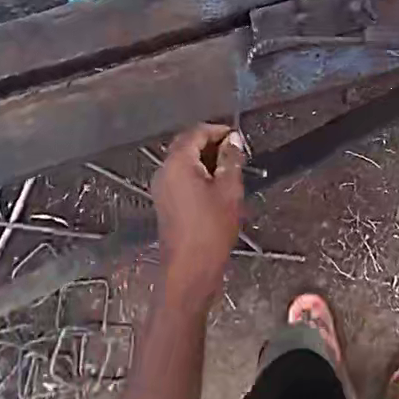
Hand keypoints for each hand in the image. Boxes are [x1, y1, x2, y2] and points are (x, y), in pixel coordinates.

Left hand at [149, 123, 247, 301]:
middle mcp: (164, 171)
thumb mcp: (229, 190)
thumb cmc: (212, 228)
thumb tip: (233, 139)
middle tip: (235, 151)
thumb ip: (231, 160)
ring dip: (205, 160)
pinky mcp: (164, 202)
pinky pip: (180, 177)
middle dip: (211, 144)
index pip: (195, 133)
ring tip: (230, 168)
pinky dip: (197, 174)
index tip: (237, 137)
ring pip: (183, 162)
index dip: (217, 130)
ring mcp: (161, 188)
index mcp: (178, 163)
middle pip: (186, 145)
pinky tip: (216, 185)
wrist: (190, 268)